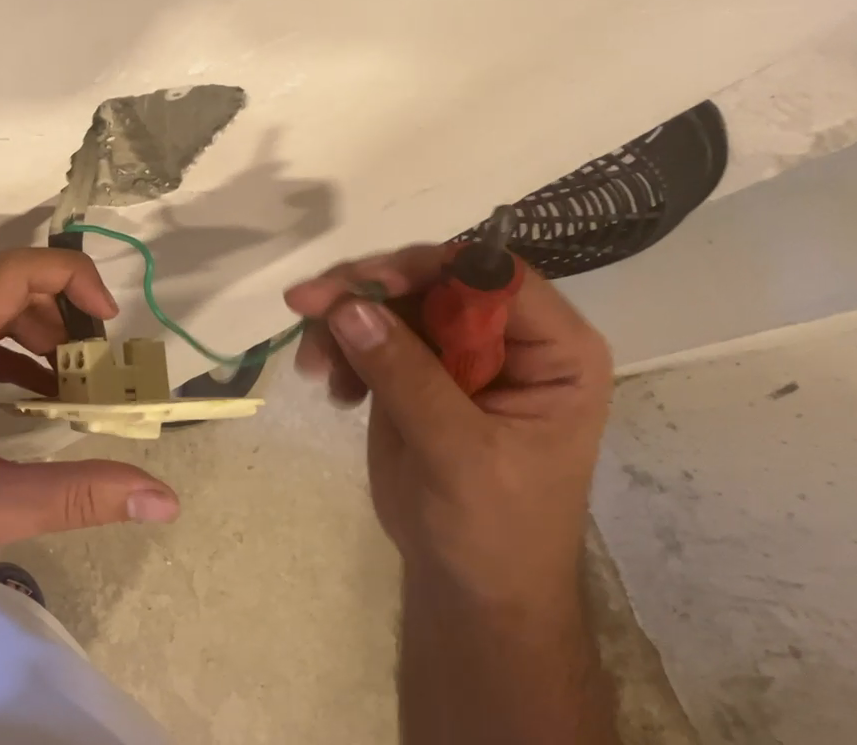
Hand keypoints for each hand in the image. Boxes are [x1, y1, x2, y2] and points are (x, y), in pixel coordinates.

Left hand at [0, 248, 180, 574]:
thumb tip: (163, 499)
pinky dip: (5, 350)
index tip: (110, 324)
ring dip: (34, 333)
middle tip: (99, 364)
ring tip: (74, 382)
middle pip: (4, 285)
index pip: (16, 270)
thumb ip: (79, 494)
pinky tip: (33, 392)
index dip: (72, 279)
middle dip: (61, 315)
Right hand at [284, 247, 612, 606]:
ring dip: (341, 324)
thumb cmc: (495, 528)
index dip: (426, 269)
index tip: (360, 284)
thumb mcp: (460, 453)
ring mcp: (455, 356)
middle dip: (364, 293)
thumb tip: (348, 308)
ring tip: (315, 368)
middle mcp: (506, 341)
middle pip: (429, 282)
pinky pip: (367, 335)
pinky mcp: (413, 374)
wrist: (470, 586)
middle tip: (304, 306)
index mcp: (552, 351)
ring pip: (389, 304)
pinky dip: (338, 350)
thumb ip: (407, 377)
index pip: (493, 277)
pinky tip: (332, 390)